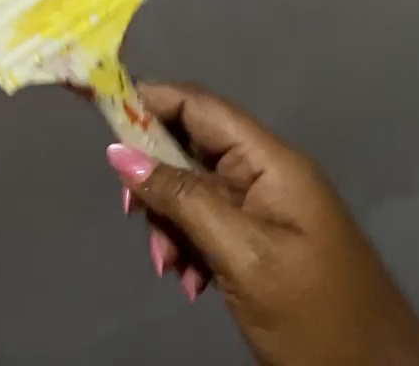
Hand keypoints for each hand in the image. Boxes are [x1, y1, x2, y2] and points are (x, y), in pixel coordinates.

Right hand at [104, 82, 418, 365]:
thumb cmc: (318, 318)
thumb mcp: (242, 256)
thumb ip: (181, 199)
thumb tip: (119, 152)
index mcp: (272, 163)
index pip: (199, 105)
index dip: (148, 99)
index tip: (100, 113)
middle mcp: (267, 174)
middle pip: (190, 145)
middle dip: (154, 175)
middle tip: (131, 213)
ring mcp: (266, 208)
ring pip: (192, 187)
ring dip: (168, 219)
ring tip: (168, 264)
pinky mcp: (263, 240)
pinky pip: (208, 221)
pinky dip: (187, 243)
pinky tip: (188, 278)